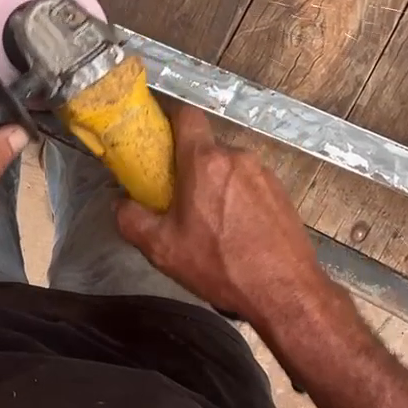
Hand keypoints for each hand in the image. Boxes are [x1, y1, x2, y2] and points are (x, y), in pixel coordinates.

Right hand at [115, 105, 327, 322]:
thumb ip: (131, 220)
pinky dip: (237, 198)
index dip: (168, 117)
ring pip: (228, 167)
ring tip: (208, 221)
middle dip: (188, 165)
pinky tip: (235, 231)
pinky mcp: (282, 193)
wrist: (287, 293)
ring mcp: (264, 173)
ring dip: (214, 184)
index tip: (156, 135)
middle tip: (176, 196)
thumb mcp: (162, 249)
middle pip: (205, 147)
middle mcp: (236, 157)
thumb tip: (120, 204)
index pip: (185, 114)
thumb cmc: (220, 266)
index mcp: (205, 161)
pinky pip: (249, 184)